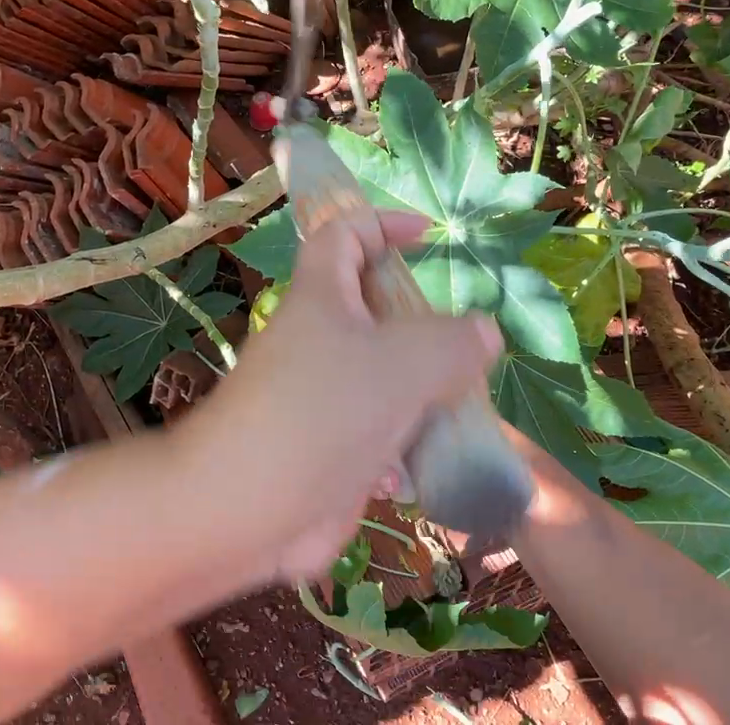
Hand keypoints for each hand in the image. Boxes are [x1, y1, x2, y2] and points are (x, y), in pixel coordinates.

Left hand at [175, 210, 504, 579]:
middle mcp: (316, 340)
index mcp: (321, 297)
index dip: (381, 223)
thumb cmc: (322, 412)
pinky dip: (399, 448)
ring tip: (454, 414)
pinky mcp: (325, 446)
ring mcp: (319, 396)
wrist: (248, 505)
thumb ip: (451, 341)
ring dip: (420, 396)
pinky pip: (376, 434)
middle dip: (421, 327)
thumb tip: (481, 330)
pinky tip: (411, 472)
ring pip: (383, 378)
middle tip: (462, 351)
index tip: (428, 234)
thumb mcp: (401, 364)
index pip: (343, 234)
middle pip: (373, 312)